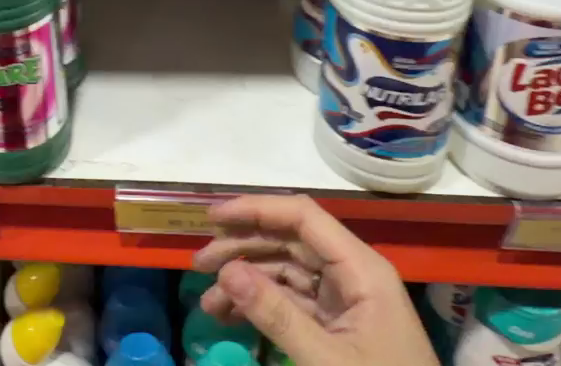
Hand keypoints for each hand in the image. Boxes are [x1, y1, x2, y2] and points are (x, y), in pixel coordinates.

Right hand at [192, 195, 439, 365]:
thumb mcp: (327, 362)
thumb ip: (276, 315)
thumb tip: (227, 271)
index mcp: (361, 268)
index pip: (302, 217)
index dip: (257, 210)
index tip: (213, 218)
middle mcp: (352, 274)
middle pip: (289, 242)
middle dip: (243, 249)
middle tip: (199, 266)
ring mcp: (345, 301)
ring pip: (286, 272)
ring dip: (246, 282)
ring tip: (208, 303)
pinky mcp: (339, 328)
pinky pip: (292, 302)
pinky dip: (260, 306)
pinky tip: (230, 317)